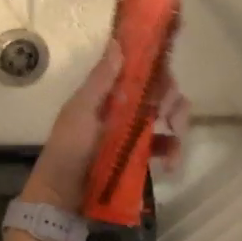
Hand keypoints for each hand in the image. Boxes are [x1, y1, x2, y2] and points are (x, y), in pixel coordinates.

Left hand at [23, 41, 187, 211]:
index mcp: (108, 93)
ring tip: (175, 139)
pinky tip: (169, 164)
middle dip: (172, 99)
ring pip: (168, 117)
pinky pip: (165, 146)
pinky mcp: (140, 156)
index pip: (140, 70)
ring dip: (178, 124)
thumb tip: (117, 42)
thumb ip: (101, 81)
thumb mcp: (81, 112)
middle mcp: (124, 107)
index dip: (157, 67)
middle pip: (160, 92)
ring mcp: (134, 132)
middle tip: (169, 115)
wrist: (63, 198)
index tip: (168, 71)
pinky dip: (172, 152)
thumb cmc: (69, 149)